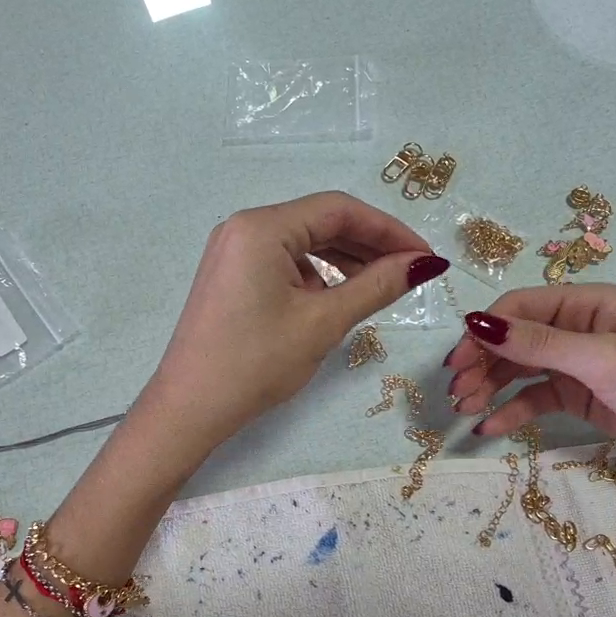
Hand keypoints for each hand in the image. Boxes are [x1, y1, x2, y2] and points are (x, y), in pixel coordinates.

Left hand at [138, 192, 447, 455]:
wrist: (190, 407)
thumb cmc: (257, 363)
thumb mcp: (323, 322)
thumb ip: (376, 286)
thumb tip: (424, 264)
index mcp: (262, 227)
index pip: (339, 210)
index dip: (388, 229)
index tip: (425, 256)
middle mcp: (244, 227)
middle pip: (320, 221)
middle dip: (369, 245)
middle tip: (411, 273)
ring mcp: (233, 251)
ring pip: (303, 243)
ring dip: (345, 260)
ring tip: (383, 287)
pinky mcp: (231, 275)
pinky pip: (284, 262)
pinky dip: (316, 275)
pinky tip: (339, 298)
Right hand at [445, 283, 615, 483]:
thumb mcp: (601, 359)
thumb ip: (538, 343)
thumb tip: (476, 322)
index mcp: (587, 303)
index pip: (519, 307)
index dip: (484, 331)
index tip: (458, 362)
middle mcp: (578, 328)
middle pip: (513, 339)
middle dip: (481, 362)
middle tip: (456, 392)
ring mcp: (577, 365)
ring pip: (518, 370)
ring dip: (489, 387)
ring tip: (465, 410)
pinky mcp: (580, 397)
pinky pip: (534, 398)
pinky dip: (510, 411)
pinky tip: (489, 428)